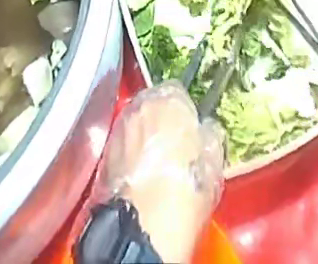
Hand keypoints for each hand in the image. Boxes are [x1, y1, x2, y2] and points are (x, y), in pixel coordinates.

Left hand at [94, 81, 225, 261]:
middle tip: (174, 149)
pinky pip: (122, 148)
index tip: (191, 130)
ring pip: (136, 127)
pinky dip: (129, 158)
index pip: (179, 91)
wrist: (145, 226)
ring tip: (156, 167)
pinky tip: (140, 180)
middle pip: (153, 106)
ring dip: (144, 139)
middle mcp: (140, 105)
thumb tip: (206, 129)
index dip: (186, 112)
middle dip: (162, 121)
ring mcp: (119, 128)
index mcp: (169, 98)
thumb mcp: (214, 159)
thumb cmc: (186, 188)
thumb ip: (210, 133)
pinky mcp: (103, 155)